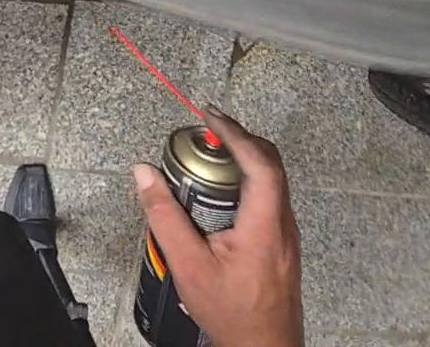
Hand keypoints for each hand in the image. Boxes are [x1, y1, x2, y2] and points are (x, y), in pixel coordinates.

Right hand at [133, 109, 303, 346]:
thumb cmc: (230, 313)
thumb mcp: (189, 265)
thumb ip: (165, 216)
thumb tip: (143, 171)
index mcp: (266, 228)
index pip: (262, 166)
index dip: (237, 134)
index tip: (210, 116)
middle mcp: (283, 227)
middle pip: (271, 165)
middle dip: (239, 138)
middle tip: (206, 127)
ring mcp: (286, 237)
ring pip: (271, 181)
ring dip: (242, 158)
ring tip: (207, 153)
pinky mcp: (281, 245)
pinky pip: (268, 198)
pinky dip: (244, 179)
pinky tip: (217, 191)